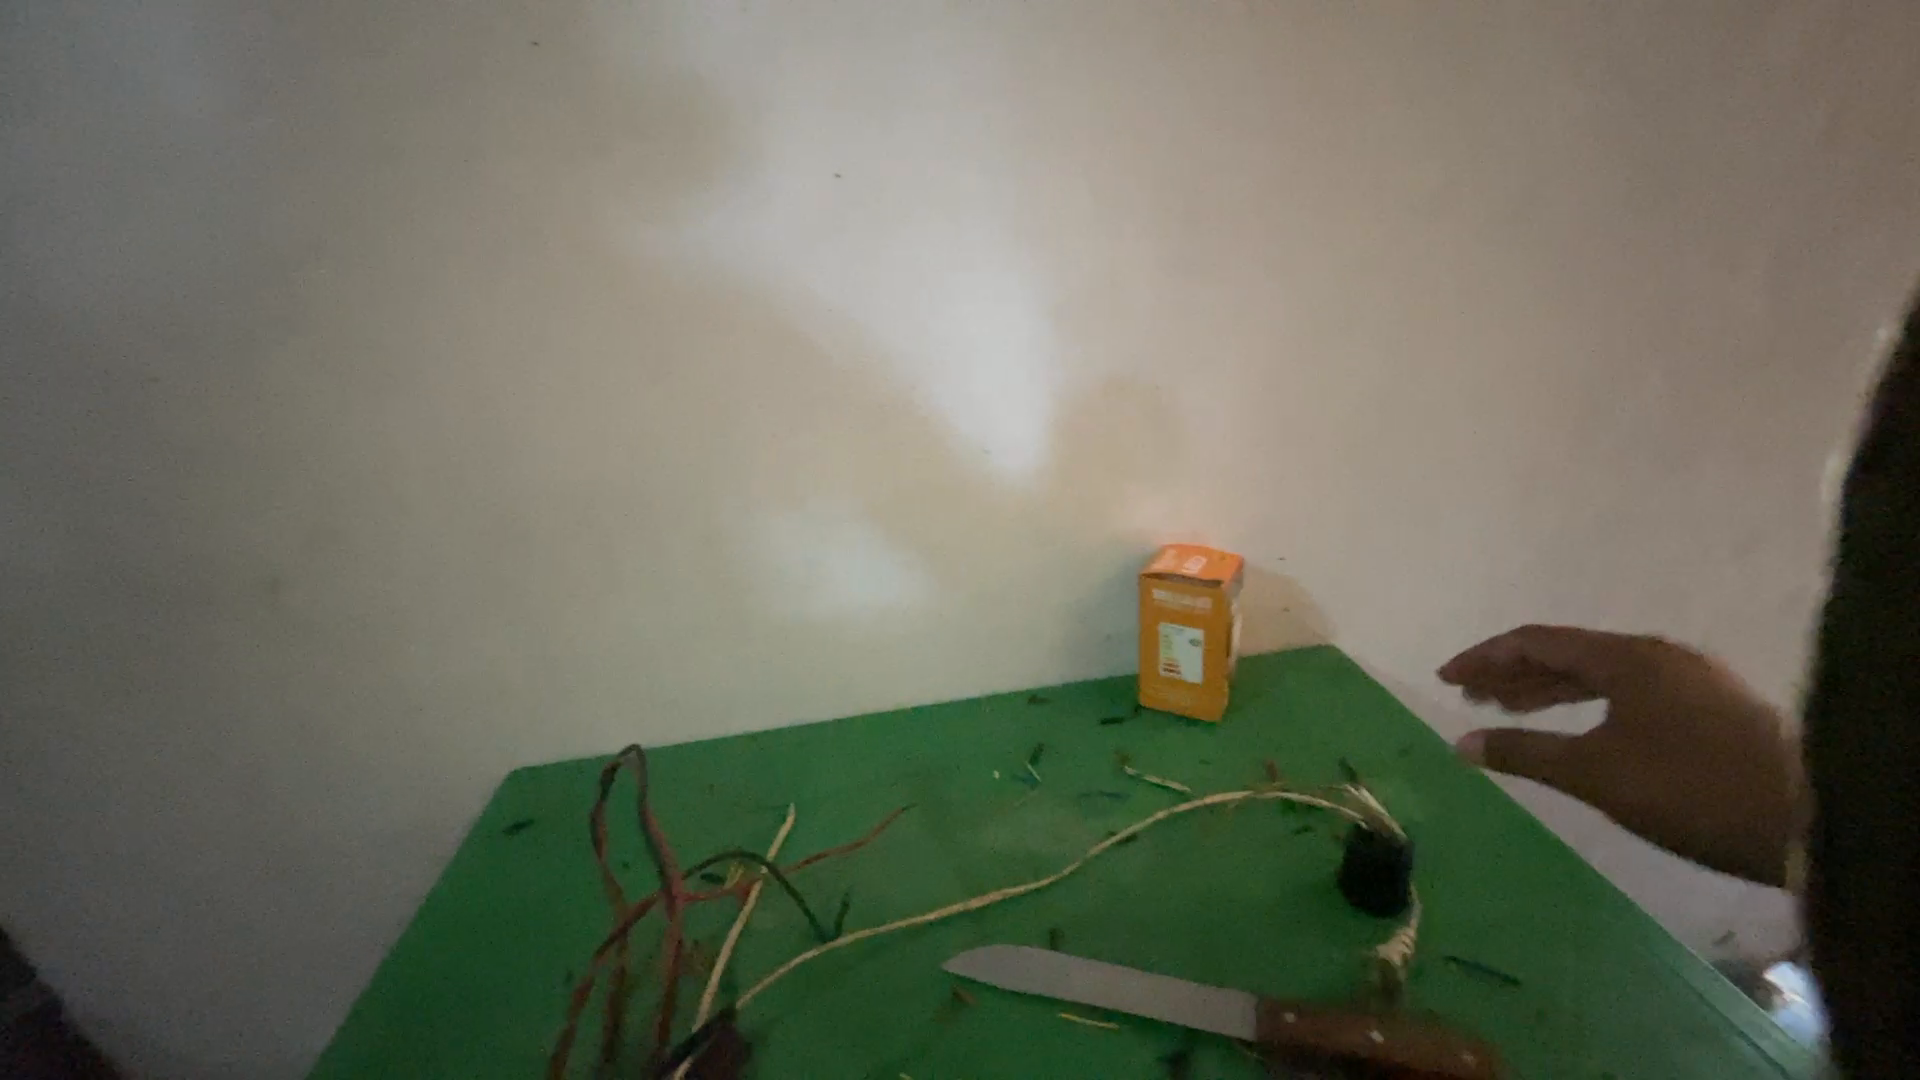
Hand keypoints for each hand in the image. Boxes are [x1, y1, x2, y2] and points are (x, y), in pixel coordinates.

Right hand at [1438, 625, 1798, 885]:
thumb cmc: (1690, 789)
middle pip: (1566, 653)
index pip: (1535, 642)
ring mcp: (1690, 680)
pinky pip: (1626, 690)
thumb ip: (1522, 752)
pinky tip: (1572, 725)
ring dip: (1547, 689)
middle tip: (1470, 696)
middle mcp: (1657, 656)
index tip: (1445, 678)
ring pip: (1598, 673)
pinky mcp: (1711, 708)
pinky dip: (1585, 702)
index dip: (1483, 657)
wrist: (1821, 825)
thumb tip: (1461, 745)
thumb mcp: (1594, 773)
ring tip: (1507, 710)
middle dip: (1512, 673)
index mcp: (1626, 657)